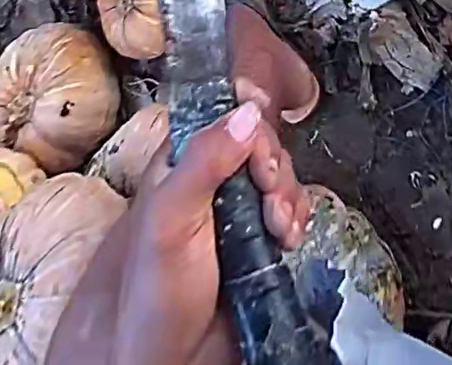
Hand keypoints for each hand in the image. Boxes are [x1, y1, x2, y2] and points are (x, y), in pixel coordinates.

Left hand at [50, 102, 309, 364]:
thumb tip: (247, 112)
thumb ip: (204, 162)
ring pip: (280, 175)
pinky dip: (297, 218)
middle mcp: (213, 177)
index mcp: (183, 160)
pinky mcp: (260, 235)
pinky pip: (292, 208)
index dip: (251, 129)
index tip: (259, 156)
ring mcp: (238, 207)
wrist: (171, 364)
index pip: (228, 117)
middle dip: (274, 170)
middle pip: (262, 145)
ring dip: (288, 198)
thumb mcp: (170, 218)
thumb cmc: (154, 291)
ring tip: (276, 228)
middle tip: (268, 199)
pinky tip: (287, 238)